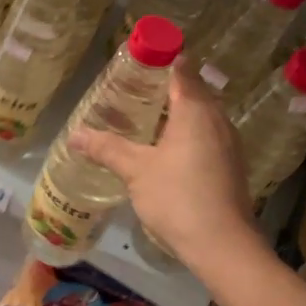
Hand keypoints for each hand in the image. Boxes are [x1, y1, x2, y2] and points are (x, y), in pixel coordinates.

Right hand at [68, 69, 258, 264]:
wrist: (223, 244)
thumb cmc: (178, 198)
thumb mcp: (136, 171)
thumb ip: (107, 148)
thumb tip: (75, 134)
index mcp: (196, 111)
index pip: (181, 70)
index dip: (160, 60)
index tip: (136, 61)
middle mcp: (217, 120)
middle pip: (193, 91)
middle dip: (164, 87)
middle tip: (131, 91)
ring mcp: (228, 144)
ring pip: (201, 115)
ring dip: (175, 112)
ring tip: (143, 119)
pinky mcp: (230, 165)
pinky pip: (206, 136)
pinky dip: (185, 134)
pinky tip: (164, 150)